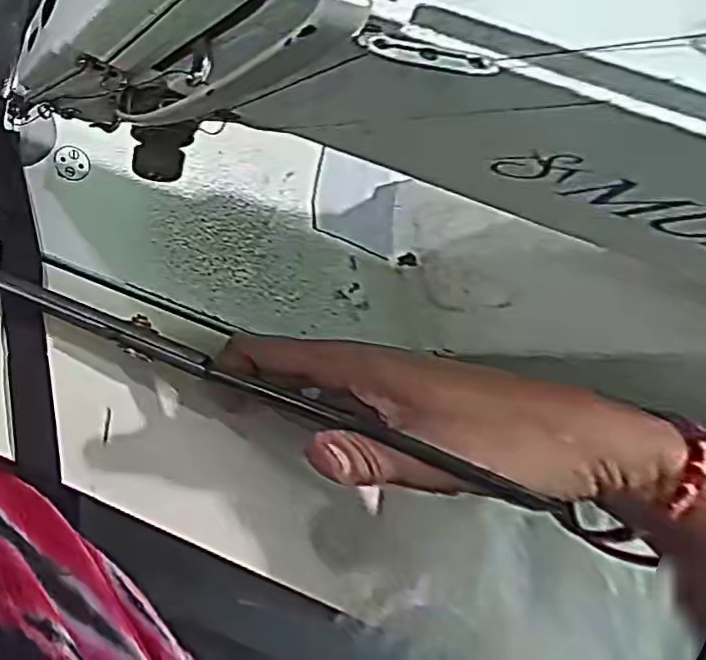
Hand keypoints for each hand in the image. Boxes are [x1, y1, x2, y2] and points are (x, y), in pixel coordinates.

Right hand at [219, 335, 685, 505]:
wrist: (594, 439)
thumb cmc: (519, 437)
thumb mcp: (433, 454)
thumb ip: (366, 455)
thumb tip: (313, 452)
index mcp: (353, 365)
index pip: (265, 351)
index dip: (231, 365)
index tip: (213, 385)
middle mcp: (360, 363)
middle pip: (281, 361)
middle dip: (250, 379)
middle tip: (233, 404)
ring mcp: (380, 375)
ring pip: (309, 375)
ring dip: (282, 392)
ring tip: (271, 417)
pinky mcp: (399, 391)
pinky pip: (336, 389)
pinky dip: (314, 403)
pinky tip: (330, 430)